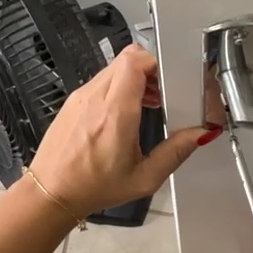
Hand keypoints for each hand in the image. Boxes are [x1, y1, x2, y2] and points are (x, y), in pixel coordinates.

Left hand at [25, 45, 212, 217]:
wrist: (51, 193)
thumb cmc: (93, 187)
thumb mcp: (144, 178)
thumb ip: (175, 153)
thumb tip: (201, 134)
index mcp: (115, 112)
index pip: (135, 61)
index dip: (156, 62)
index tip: (169, 78)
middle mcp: (95, 97)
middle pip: (126, 59)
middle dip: (149, 69)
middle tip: (162, 91)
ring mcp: (81, 96)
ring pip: (113, 68)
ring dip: (134, 77)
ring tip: (147, 102)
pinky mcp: (73, 101)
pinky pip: (100, 80)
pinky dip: (118, 86)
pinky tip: (126, 111)